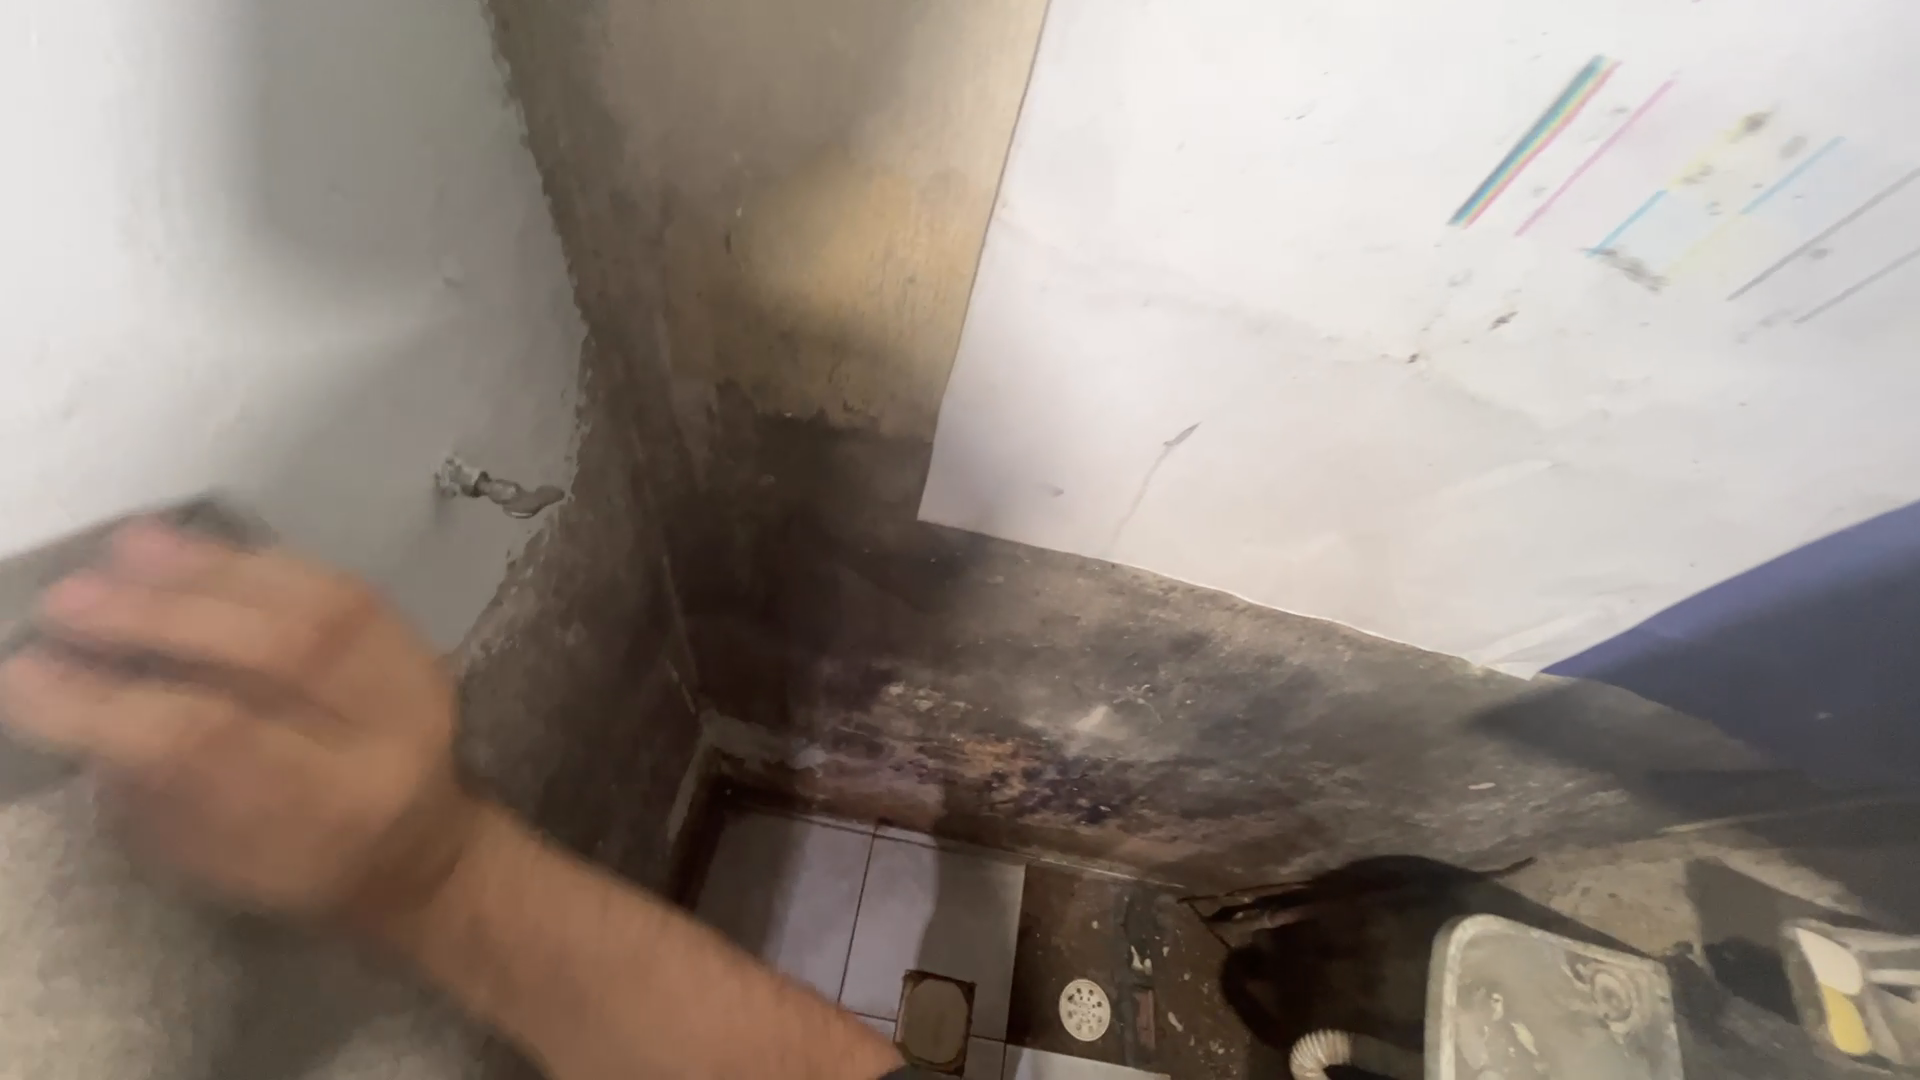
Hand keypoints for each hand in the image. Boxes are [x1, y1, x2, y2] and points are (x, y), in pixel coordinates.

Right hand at [0, 521, 479, 926]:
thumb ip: (156, 778)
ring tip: (130, 548)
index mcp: (333, 805)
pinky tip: (208, 551)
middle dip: (168, 619)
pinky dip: (273, 567)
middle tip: (70, 598)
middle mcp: (391, 733)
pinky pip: (352, 592)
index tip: (22, 674)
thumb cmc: (298, 863)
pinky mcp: (426, 650)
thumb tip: (82, 679)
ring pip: (325, 609)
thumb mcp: (211, 853)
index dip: (111, 703)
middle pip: (285, 654)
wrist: (421, 843)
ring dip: (220, 573)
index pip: (216, 739)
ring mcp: (421, 683)